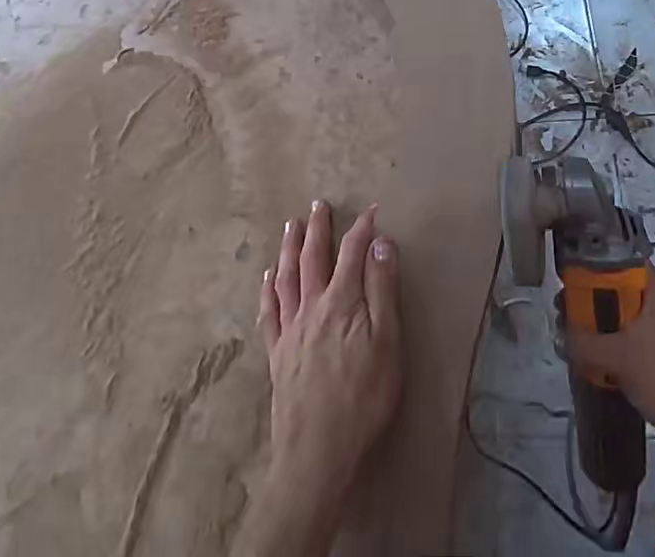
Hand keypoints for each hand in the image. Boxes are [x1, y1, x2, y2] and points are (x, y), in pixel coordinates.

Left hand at [234, 201, 401, 556]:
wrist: (317, 450)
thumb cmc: (363, 398)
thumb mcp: (387, 343)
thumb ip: (382, 291)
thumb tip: (380, 244)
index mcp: (341, 302)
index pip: (352, 254)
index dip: (362, 229)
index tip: (372, 211)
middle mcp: (311, 307)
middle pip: (313, 258)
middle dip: (318, 229)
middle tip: (318, 205)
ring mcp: (290, 330)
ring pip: (287, 278)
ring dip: (289, 249)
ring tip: (291, 226)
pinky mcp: (277, 354)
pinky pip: (269, 312)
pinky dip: (267, 290)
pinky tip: (267, 278)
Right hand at [568, 266, 654, 556]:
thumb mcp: (615, 356)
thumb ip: (581, 341)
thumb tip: (558, 333)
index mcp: (652, 288)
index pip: (616, 257)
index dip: (588, 262)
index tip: (564, 277)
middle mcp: (653, 299)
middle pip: (611, 285)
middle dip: (584, 298)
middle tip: (562, 312)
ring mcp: (653, 324)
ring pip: (613, 311)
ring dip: (591, 323)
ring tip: (570, 336)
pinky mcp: (651, 347)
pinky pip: (619, 333)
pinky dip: (603, 340)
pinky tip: (587, 356)